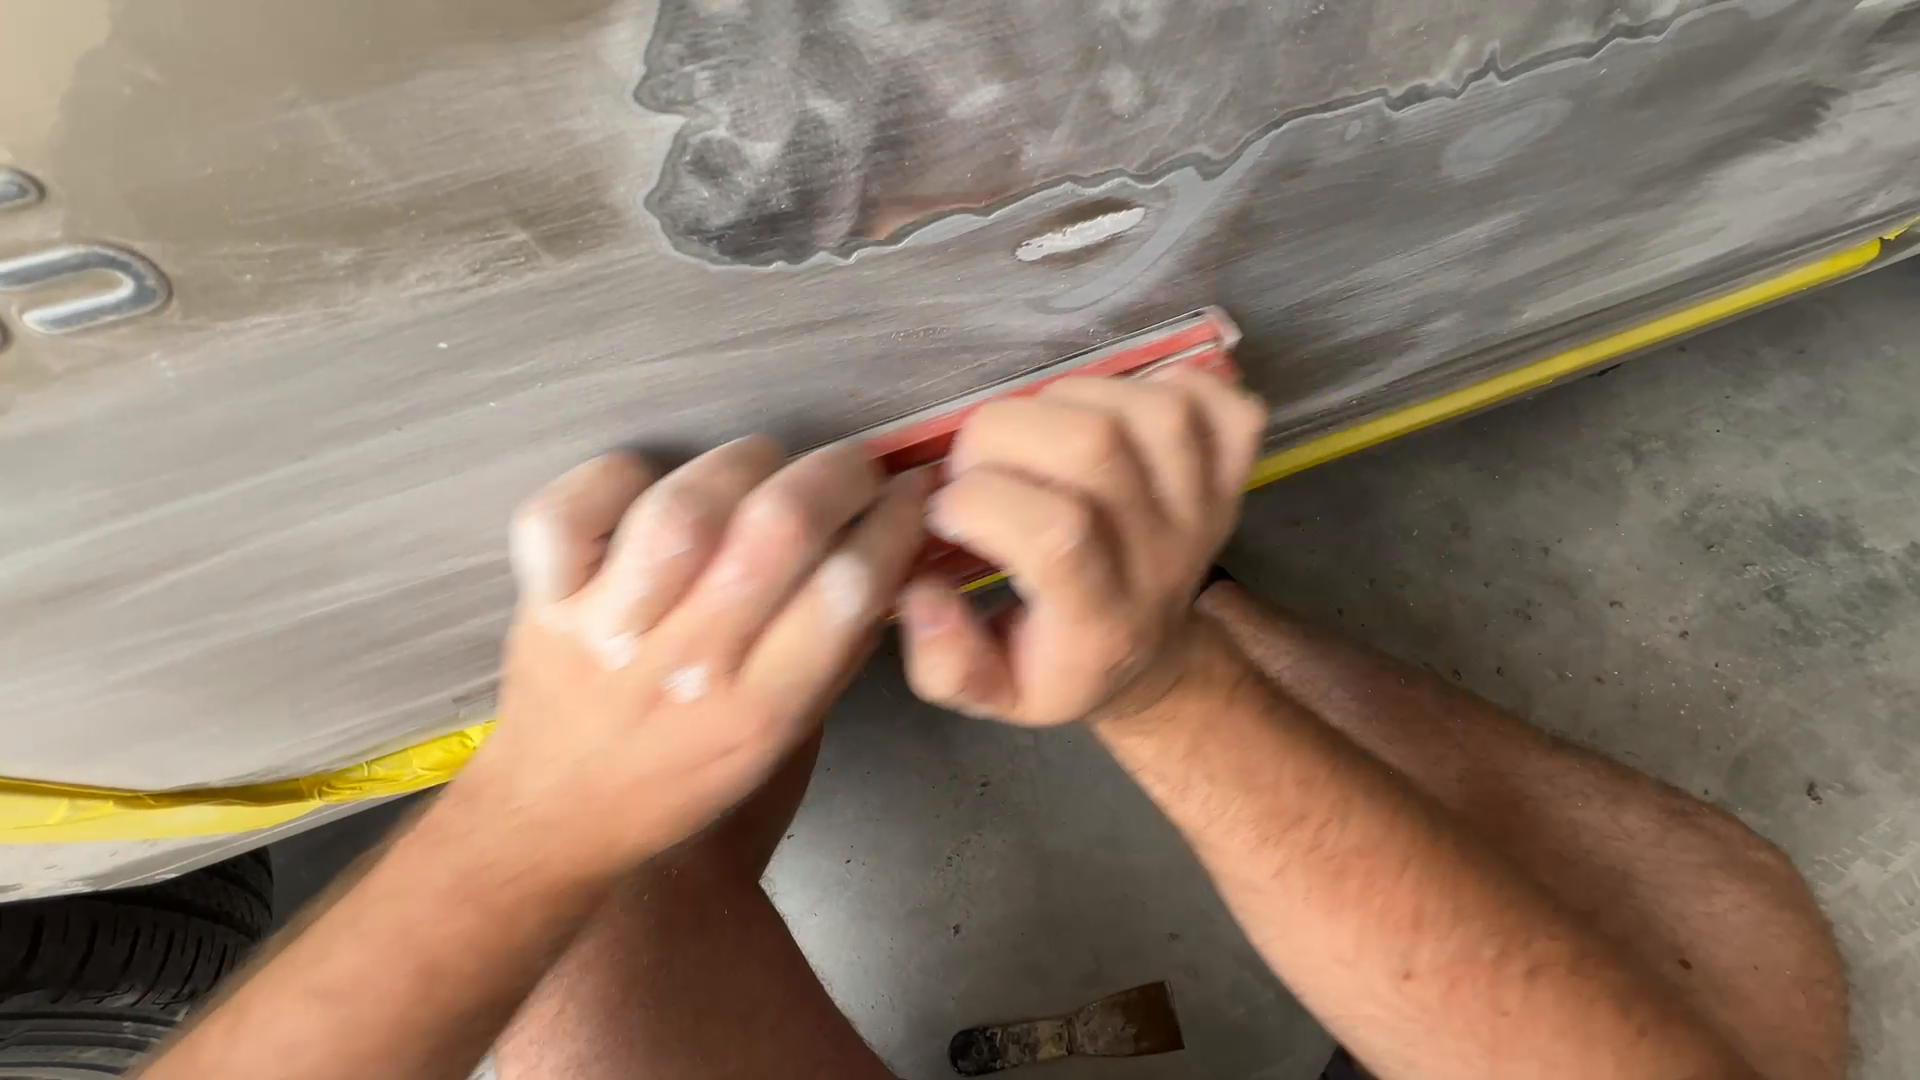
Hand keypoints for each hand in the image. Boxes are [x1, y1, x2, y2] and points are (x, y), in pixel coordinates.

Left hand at [463, 438, 930, 874]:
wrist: (559, 816)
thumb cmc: (690, 776)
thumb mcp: (790, 736)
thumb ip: (841, 647)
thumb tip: (892, 550)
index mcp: (762, 710)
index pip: (847, 589)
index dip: (894, 521)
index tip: (911, 491)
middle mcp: (689, 665)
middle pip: (778, 530)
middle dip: (838, 474)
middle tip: (856, 465)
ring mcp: (607, 629)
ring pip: (685, 508)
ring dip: (744, 465)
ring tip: (764, 465)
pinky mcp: (542, 599)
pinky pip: (568, 511)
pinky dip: (616, 477)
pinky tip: (651, 486)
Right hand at [897, 370, 1264, 726]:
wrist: (1150, 659)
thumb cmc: (1059, 666)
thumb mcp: (995, 695)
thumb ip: (947, 663)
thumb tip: (924, 591)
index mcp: (1102, 624)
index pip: (1054, 535)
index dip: (980, 502)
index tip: (944, 511)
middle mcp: (1163, 562)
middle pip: (1096, 449)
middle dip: (1003, 432)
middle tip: (974, 461)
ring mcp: (1205, 513)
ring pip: (1149, 411)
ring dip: (1066, 399)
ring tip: (1032, 433)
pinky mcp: (1229, 479)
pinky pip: (1218, 406)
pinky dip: (1165, 384)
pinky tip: (1112, 413)